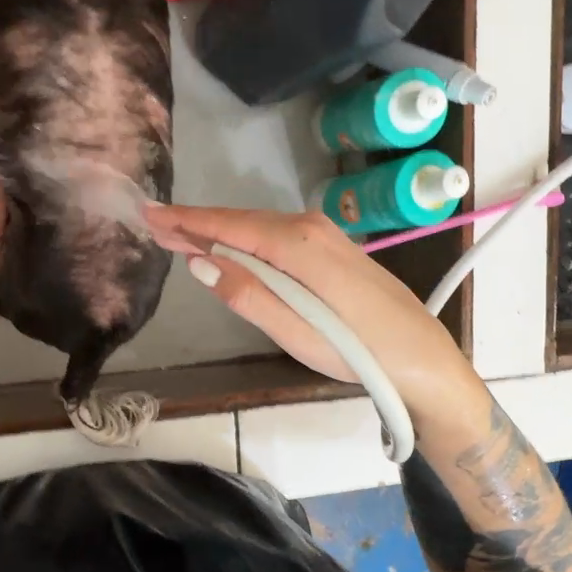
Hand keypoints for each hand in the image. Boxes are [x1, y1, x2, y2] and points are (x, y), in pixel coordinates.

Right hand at [145, 206, 478, 407]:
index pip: (228, 226)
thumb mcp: (295, 333)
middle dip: (195, 224)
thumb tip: (200, 263)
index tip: (148, 214)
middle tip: (152, 226)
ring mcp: (324, 235)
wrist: (422, 358)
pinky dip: (244, 240)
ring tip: (178, 237)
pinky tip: (227, 249)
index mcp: (297, 245)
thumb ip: (247, 295)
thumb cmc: (357, 352)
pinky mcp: (332, 248)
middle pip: (240, 222)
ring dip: (217, 232)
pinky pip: (275, 236)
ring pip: (257, 228)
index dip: (186, 221)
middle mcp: (309, 228)